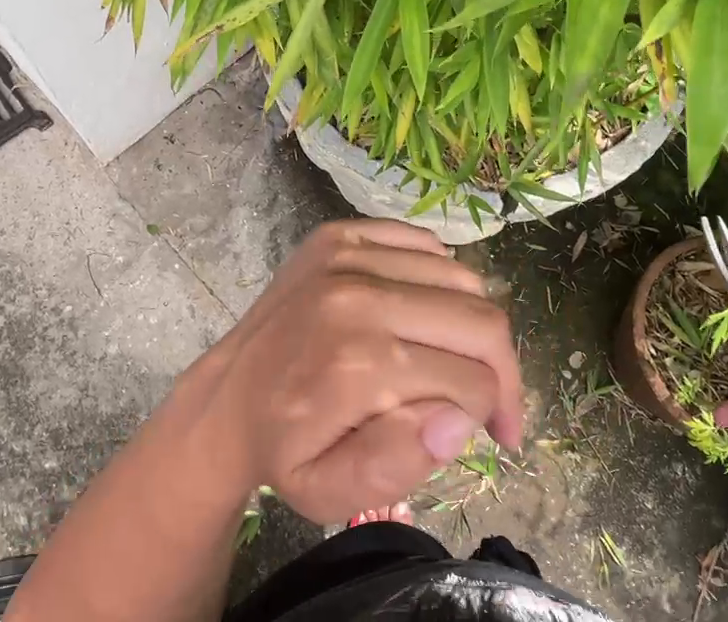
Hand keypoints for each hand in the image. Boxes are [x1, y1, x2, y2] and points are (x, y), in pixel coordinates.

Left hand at [195, 219, 523, 523]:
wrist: (226, 398)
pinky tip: (422, 314)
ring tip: (453, 358)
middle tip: (491, 400)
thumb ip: (397, 465)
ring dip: (471, 325)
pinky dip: (440, 279)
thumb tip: (459, 419)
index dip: (494, 412)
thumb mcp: (330, 492)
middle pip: (480, 321)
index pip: (474, 380)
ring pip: (462, 279)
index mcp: (358, 364)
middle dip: (501, 368)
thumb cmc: (285, 451)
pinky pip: (425, 244)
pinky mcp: (339, 235)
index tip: (494, 434)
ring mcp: (346, 256)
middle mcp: (357, 296)